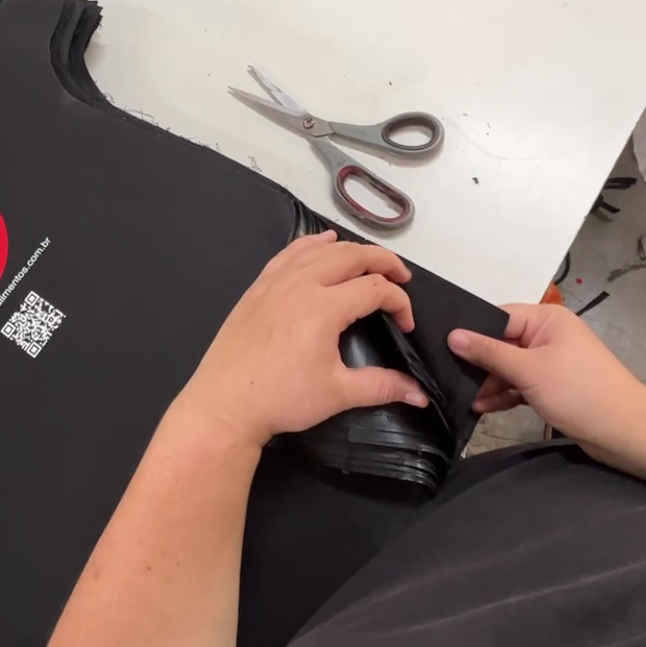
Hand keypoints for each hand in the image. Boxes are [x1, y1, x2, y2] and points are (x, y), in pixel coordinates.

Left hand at [171, 231, 428, 447]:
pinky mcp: (258, 287)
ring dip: (350, 250)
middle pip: (352, 256)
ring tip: (369, 261)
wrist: (225, 403)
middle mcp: (301, 284)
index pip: (375, 289)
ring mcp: (276, 282)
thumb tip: (420, 395)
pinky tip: (323, 244)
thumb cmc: (281, 398)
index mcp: (324, 307)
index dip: (399, 302)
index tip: (406, 325)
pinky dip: (312, 244)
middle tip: (401, 277)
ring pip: (320, 250)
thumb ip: (382, 386)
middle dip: (383, 262)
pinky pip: (289, 253)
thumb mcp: (337, 394)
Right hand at [449, 304, 645, 447]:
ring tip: (464, 398)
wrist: (624, 432)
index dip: (472, 331)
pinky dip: (503, 393)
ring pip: (508, 366)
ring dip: (489, 382)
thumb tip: (452, 335)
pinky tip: (482, 407)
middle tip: (448, 375)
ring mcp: (550, 361)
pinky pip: (519, 383)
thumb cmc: (578, 391)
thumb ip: (489, 352)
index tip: (442, 345)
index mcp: (546, 319)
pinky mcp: (551, 386)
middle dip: (479, 362)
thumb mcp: (528, 370)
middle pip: (501, 342)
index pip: (499, 317)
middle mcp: (547, 335)